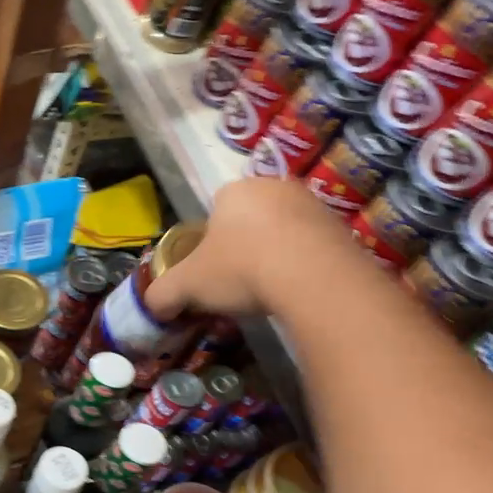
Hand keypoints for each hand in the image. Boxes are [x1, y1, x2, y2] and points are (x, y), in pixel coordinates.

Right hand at [144, 178, 365, 319]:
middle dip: (242, 244)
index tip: (209, 268)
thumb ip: (163, 294)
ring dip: (273, 252)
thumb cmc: (239, 268)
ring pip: (281, 229)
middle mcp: (274, 186)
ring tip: (266, 288)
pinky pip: (310, 244)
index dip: (208, 240)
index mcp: (234, 191)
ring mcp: (312, 203)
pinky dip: (300, 264)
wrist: (312, 276)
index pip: (214, 208)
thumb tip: (152, 306)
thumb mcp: (186, 285)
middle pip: (250, 217)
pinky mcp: (340, 226)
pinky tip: (293, 288)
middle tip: (235, 280)